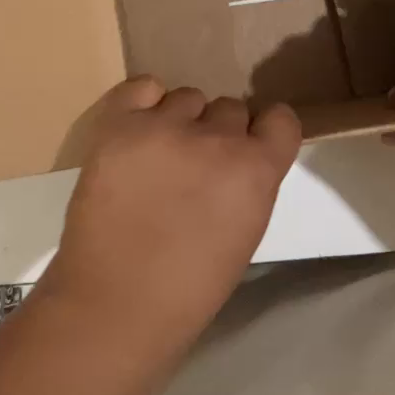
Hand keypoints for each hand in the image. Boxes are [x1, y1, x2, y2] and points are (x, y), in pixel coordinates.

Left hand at [46, 77, 301, 335]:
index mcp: (257, 171)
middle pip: (230, 108)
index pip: (280, 119)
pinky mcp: (118, 125)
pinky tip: (138, 132)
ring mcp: (164, 127)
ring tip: (158, 160)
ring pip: (187, 98)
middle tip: (194, 169)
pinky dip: (143, 104)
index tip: (250, 149)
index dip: (265, 134)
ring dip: (180, 122)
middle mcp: (216, 138)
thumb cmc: (188, 290)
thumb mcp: (246, 234)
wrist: (114, 307)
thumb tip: (236, 158)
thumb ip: (249, 184)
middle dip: (218, 134)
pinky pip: (142, 87)